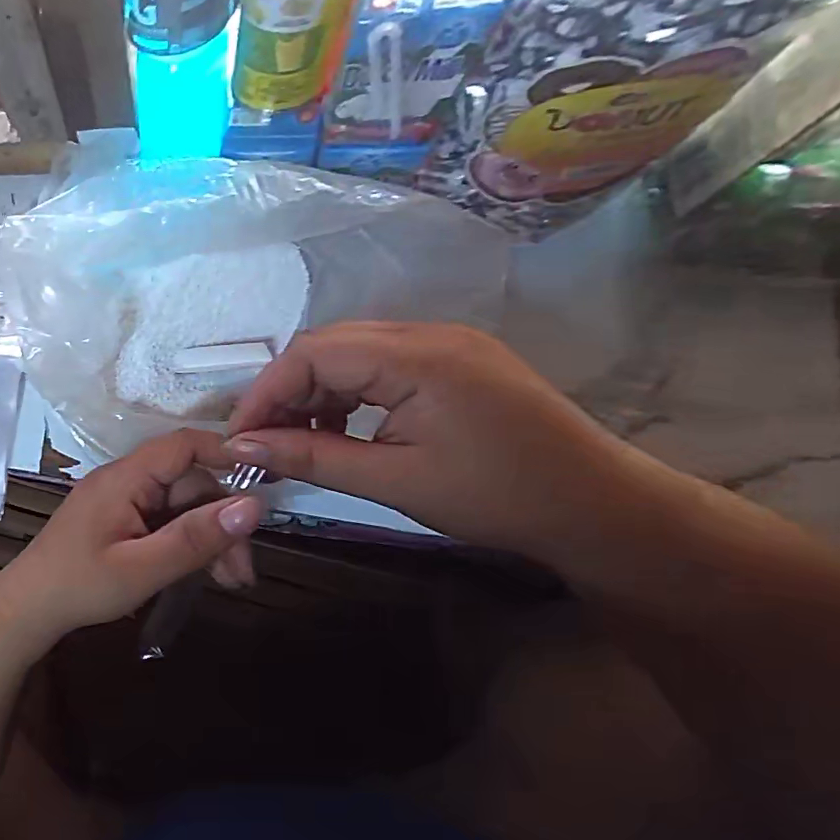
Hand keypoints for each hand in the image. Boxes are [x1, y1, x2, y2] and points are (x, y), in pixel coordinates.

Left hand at [0, 429, 263, 645]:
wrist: (27, 609)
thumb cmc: (80, 586)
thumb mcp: (143, 568)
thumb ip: (196, 538)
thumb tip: (254, 506)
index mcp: (125, 478)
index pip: (183, 445)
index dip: (225, 454)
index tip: (265, 480)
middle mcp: (124, 480)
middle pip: (188, 483)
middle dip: (222, 520)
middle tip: (243, 569)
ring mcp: (121, 500)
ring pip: (180, 505)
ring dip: (209, 536)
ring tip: (231, 581)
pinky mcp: (120, 520)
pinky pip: (164, 520)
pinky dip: (187, 542)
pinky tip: (204, 572)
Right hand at [223, 322, 688, 566]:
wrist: (600, 507)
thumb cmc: (497, 497)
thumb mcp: (393, 481)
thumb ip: (311, 458)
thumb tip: (241, 449)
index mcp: (415, 356)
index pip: (311, 354)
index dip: (264, 394)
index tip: (239, 440)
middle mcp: (426, 332)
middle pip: (328, 346)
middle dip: (285, 392)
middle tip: (263, 443)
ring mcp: (444, 341)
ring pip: (352, 353)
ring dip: (316, 393)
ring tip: (300, 441)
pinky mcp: (454, 359)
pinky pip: (381, 363)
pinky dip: (349, 394)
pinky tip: (342, 429)